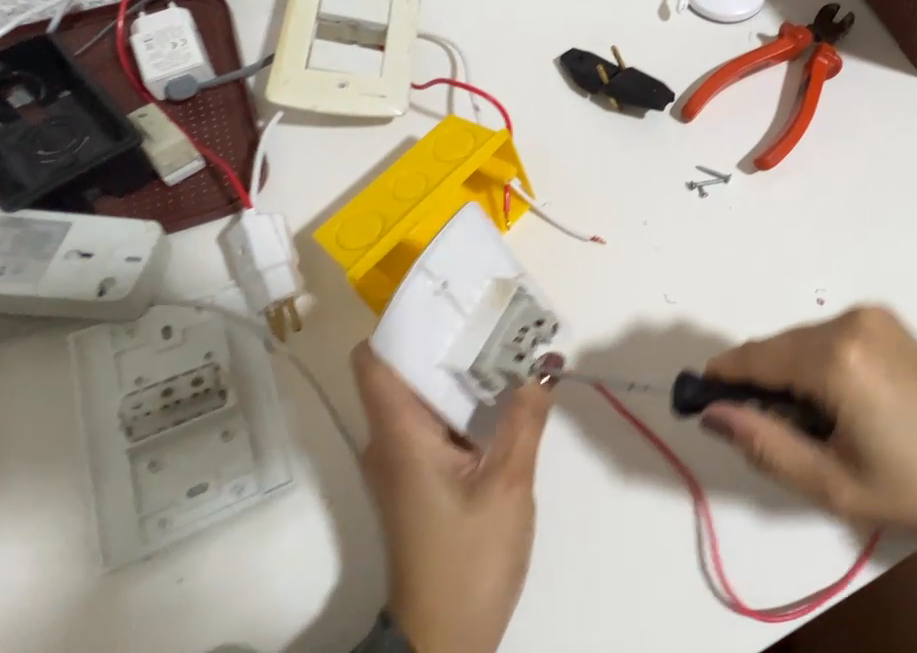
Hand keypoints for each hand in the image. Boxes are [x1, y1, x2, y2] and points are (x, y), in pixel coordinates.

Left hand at [351, 343, 553, 652]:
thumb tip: (542, 365)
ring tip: (508, 344)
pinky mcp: (419, 478)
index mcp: (399, 435)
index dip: (403, 322)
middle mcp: (390, 441)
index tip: (447, 298)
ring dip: (460, 371)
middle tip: (495, 313)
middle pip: (404, 370)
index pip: (375, 359)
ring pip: (422, 396)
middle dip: (447, 338)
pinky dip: (464, 402)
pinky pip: (435, 423)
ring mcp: (402, 462)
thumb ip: (524, 419)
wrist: (444, 637)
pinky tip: (505, 395)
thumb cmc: (468, 558)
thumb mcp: (508, 484)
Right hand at [702, 307, 916, 549]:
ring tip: (813, 426)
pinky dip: (816, 365)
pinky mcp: (887, 321)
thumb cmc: (915, 487)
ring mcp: (873, 316)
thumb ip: (763, 443)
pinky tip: (835, 403)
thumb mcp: (830, 482)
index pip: (755, 358)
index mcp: (837, 360)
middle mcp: (851, 322)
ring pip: (801, 342)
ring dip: (790, 376)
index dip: (722, 379)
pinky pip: (829, 338)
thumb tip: (712, 411)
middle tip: (769, 434)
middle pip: (777, 347)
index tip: (701, 404)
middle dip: (760, 384)